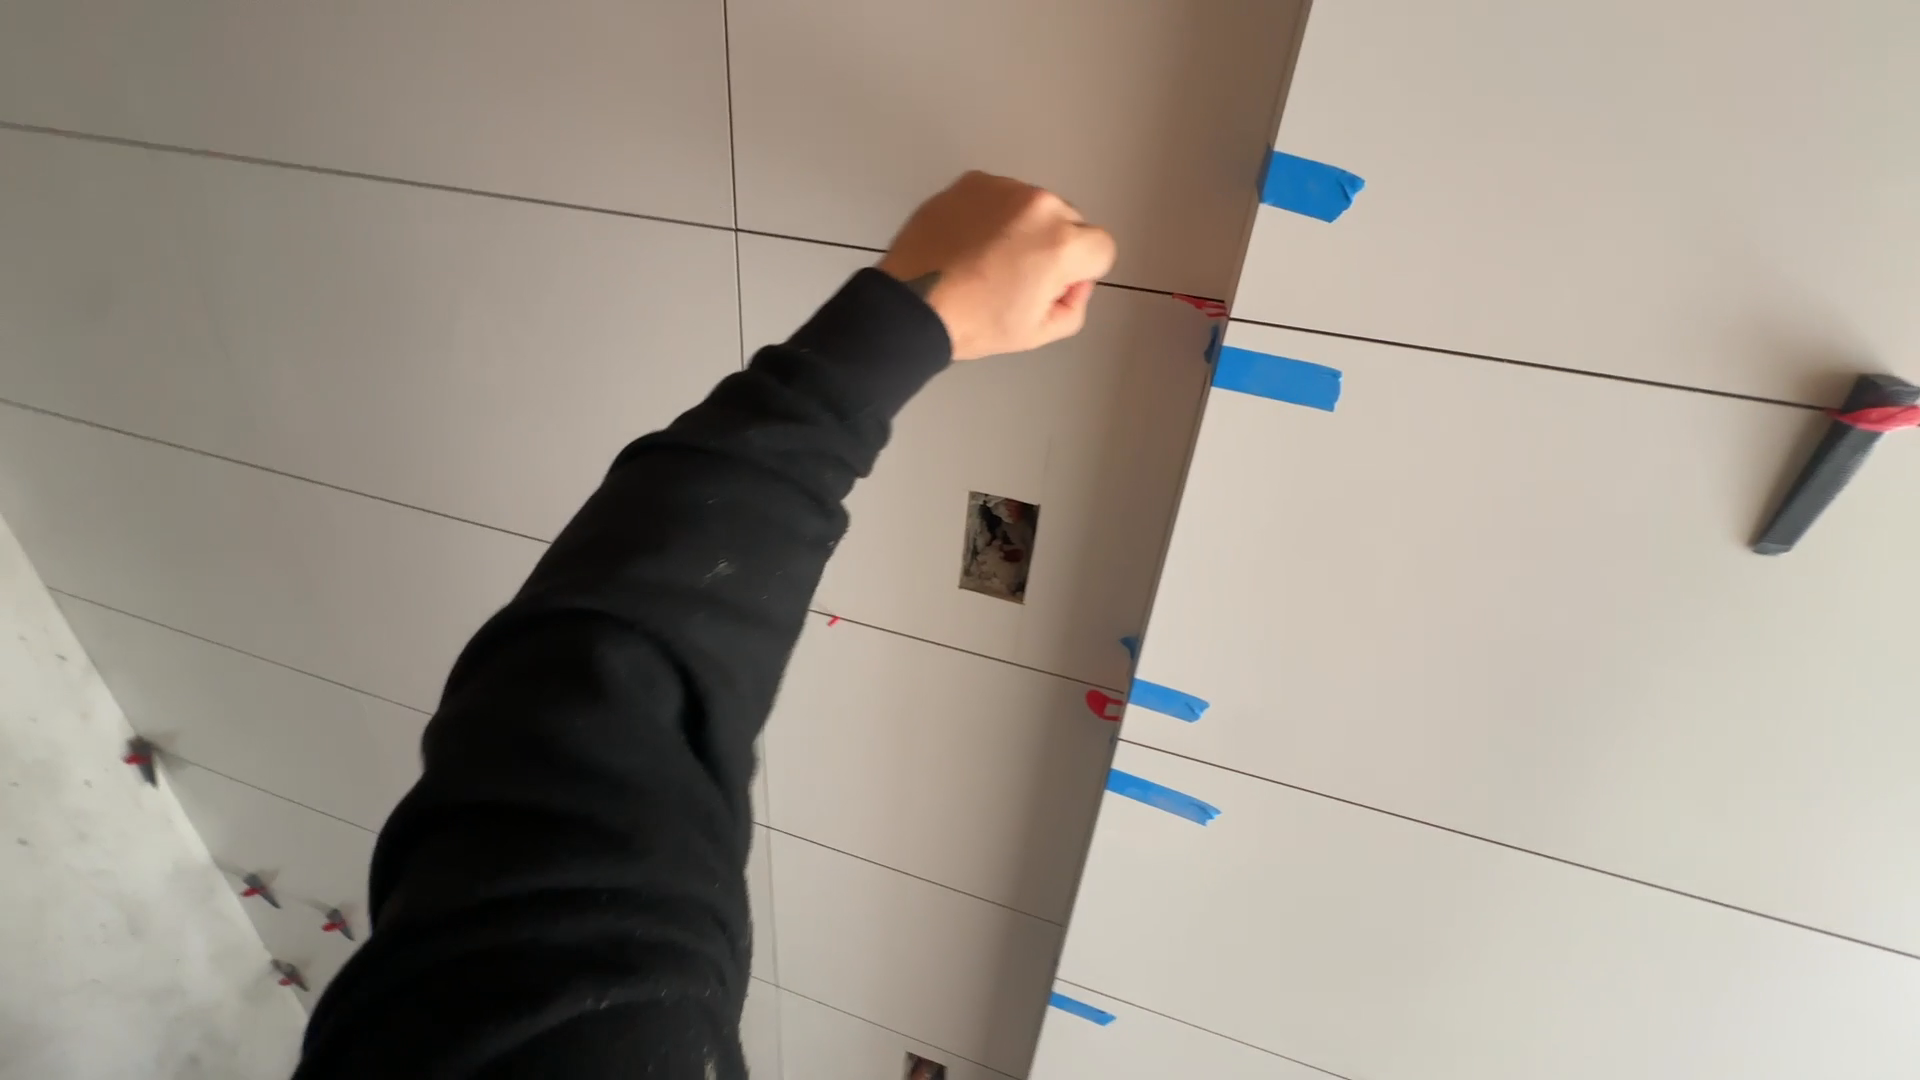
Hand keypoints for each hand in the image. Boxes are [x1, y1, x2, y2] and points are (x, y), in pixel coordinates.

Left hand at [877, 171, 1117, 360]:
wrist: (914, 304)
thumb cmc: (975, 322)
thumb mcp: (1038, 333)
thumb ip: (1075, 306)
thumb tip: (1075, 282)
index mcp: (1063, 244)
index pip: (1102, 248)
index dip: (1081, 274)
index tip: (1052, 288)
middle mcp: (1040, 205)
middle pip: (1071, 222)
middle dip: (1054, 246)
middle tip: (1017, 278)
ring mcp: (1004, 188)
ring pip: (1035, 207)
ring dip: (1024, 228)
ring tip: (989, 261)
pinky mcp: (973, 182)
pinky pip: (1000, 197)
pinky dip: (993, 216)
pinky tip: (970, 245)